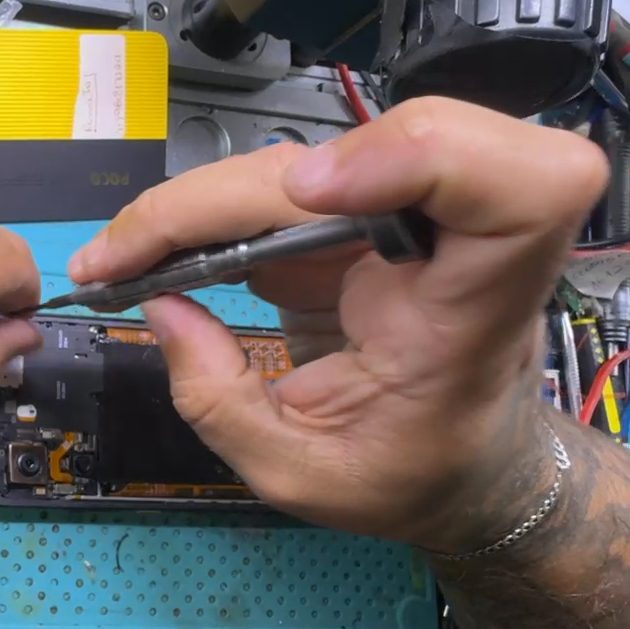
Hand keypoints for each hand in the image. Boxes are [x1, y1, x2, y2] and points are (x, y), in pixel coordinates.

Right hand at [68, 99, 606, 551]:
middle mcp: (440, 247)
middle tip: (115, 261)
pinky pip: (259, 192)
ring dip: (186, 207)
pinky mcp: (339, 225)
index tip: (311, 191)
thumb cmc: (406, 472)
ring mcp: (386, 226)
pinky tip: (145, 252)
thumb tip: (158, 304)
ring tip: (116, 261)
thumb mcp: (297, 472)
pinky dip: (191, 217)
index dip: (423, 155)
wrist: (453, 463)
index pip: (514, 187)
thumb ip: (218, 401)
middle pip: (334, 162)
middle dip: (207, 202)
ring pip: (284, 166)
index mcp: (467, 314)